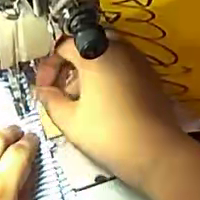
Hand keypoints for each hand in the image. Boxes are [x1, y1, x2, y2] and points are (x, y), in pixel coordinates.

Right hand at [34, 38, 199, 192]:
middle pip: (86, 47)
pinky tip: (103, 104)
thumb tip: (43, 91)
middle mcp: (119, 49)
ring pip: (106, 56)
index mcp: (96, 53)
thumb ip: (50, 100)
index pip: (63, 45)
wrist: (156, 153)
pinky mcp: (151, 77)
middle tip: (61, 90)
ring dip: (89, 73)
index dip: (48, 66)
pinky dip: (108, 78)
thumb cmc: (109, 135)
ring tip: (80, 101)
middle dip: (69, 66)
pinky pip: (123, 68)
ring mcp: (139, 62)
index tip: (44, 88)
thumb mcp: (70, 121)